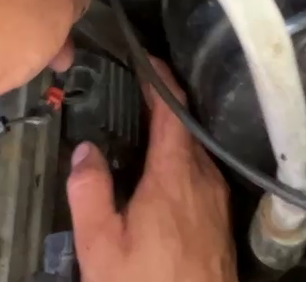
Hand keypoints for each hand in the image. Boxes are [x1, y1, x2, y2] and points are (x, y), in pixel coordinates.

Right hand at [68, 57, 236, 281]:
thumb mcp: (101, 246)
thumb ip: (89, 191)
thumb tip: (85, 152)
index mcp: (176, 174)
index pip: (173, 107)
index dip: (159, 77)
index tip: (144, 59)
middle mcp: (204, 180)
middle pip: (185, 125)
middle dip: (161, 104)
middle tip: (133, 92)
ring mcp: (216, 201)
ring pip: (194, 150)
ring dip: (171, 134)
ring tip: (140, 130)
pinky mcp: (219, 223)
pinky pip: (200, 174)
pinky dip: (179, 161)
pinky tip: (158, 177)